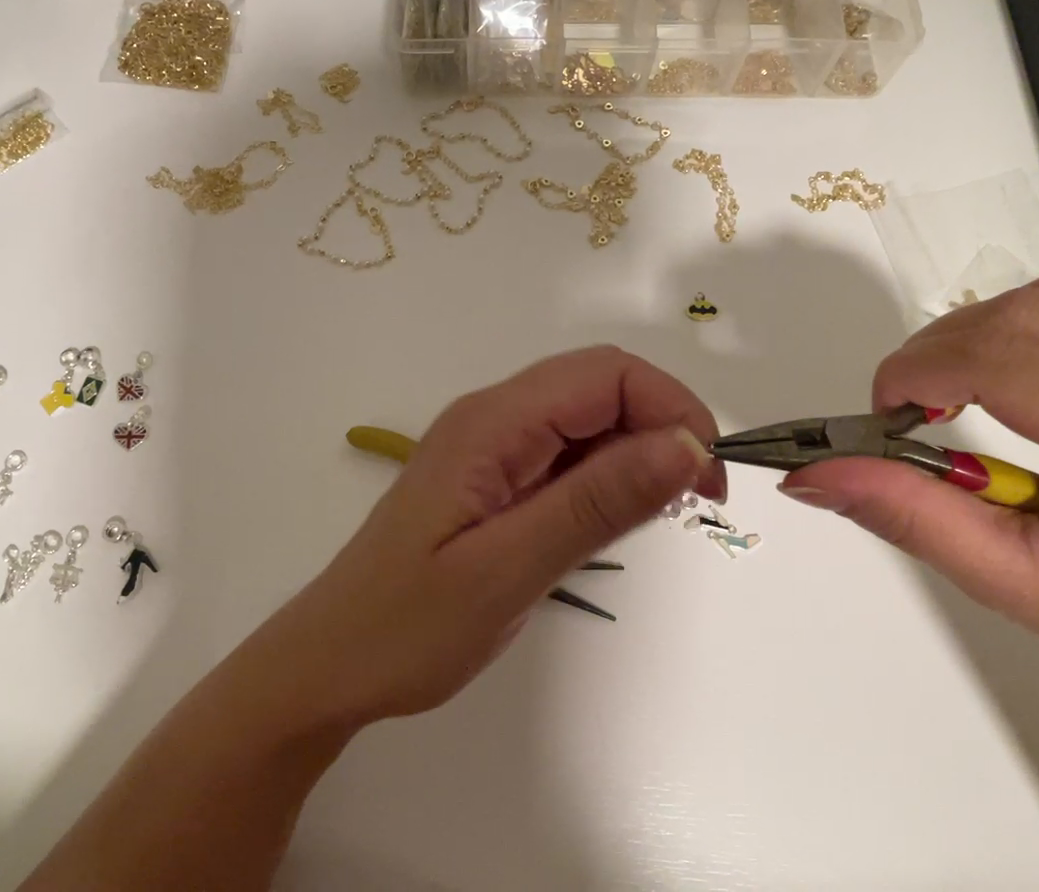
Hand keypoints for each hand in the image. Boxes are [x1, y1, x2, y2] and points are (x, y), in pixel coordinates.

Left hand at [234, 346, 721, 730]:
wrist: (333, 664)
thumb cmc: (409, 627)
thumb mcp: (509, 568)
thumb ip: (597, 502)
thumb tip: (685, 443)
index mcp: (490, 424)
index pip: (604, 374)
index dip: (670, 408)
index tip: (705, 477)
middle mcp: (491, 419)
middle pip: (598, 387)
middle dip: (662, 425)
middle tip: (697, 500)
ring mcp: (490, 449)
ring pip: (587, 421)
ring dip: (638, 452)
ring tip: (662, 515)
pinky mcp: (493, 481)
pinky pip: (566, 456)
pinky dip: (607, 478)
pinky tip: (616, 520)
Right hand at [781, 266, 1038, 719]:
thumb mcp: (1008, 581)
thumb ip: (908, 515)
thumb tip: (807, 474)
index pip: (1026, 368)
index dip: (928, 369)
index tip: (882, 407)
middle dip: (947, 346)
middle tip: (908, 401)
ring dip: (987, 327)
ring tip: (956, 384)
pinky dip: (1034, 322)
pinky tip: (1015, 370)